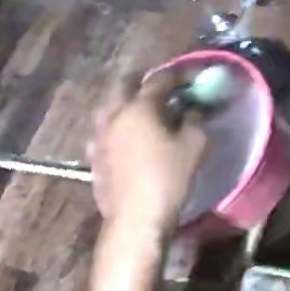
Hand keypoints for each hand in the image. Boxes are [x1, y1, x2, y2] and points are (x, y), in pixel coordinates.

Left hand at [88, 70, 207, 233]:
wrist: (137, 216)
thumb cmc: (170, 177)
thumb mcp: (195, 145)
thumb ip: (195, 119)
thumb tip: (192, 108)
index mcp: (140, 107)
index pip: (160, 79)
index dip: (180, 74)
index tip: (196, 76)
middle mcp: (114, 114)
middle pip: (124, 83)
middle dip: (145, 80)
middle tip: (164, 86)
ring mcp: (99, 134)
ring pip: (110, 105)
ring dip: (128, 100)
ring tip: (147, 109)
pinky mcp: (94, 153)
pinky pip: (105, 127)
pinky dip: (120, 122)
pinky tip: (130, 134)